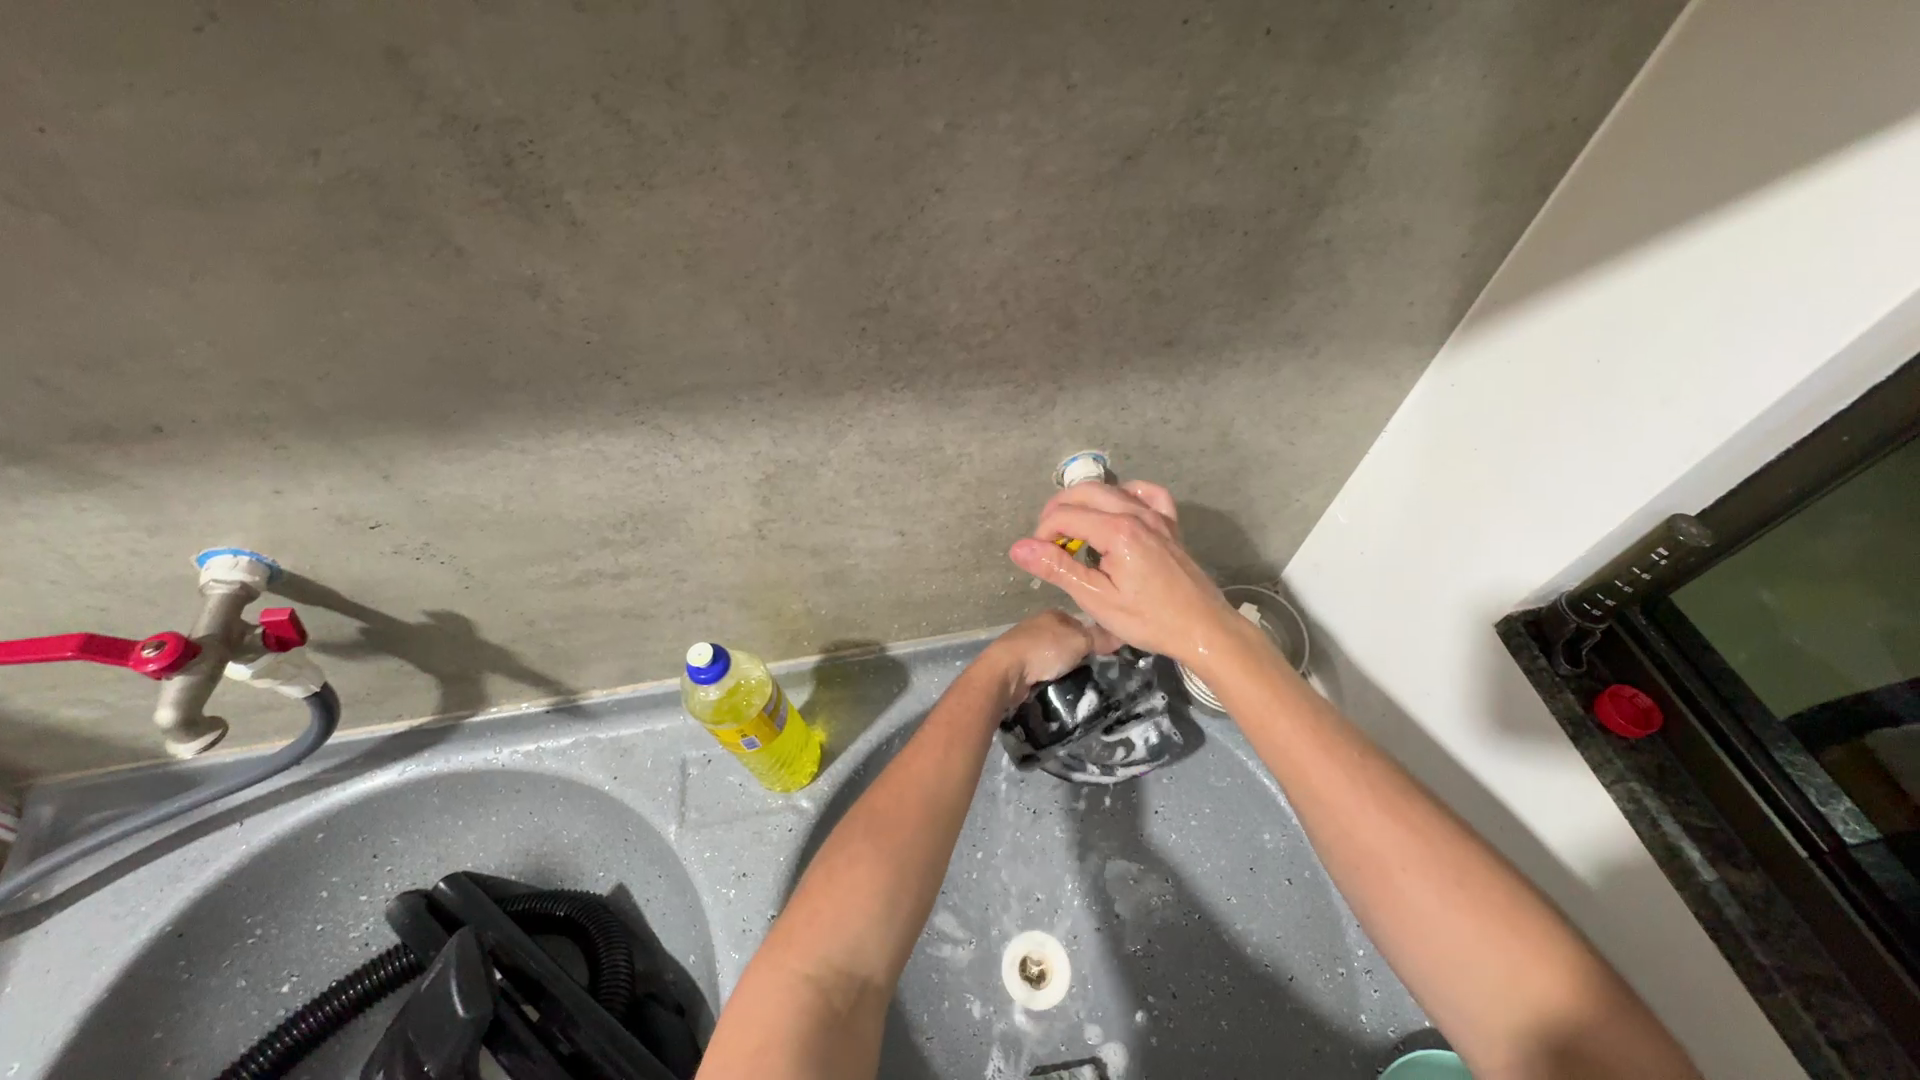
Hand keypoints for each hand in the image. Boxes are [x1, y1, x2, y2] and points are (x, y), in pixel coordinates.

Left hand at [979, 609, 1119, 703]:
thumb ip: (1099, 638)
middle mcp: (1039, 625)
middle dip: (1077, 653)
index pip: (1081, 622)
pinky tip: (1054, 684)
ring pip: (1052, 655)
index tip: (1104, 653)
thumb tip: (1120, 635)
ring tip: (1075, 680)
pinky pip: (1040, 668)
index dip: (1093, 637)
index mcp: (1054, 614)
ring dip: (1061, 666)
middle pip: (1066, 639)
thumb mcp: (1080, 641)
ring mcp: (1025, 644)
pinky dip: (1047, 675)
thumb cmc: (1045, 649)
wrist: (1006, 670)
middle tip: (1092, 669)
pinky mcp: (1017, 662)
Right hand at [1007, 480, 1243, 669]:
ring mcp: (1158, 516)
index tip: (1040, 558)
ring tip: (1074, 531)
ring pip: (1112, 490)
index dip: (1043, 533)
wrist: (1202, 629)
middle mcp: (1137, 513)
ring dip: (1086, 503)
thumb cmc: (1148, 620)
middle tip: (1048, 541)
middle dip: (1058, 511)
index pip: (1065, 515)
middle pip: (1085, 492)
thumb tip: (1019, 548)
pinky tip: (1118, 511)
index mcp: (1117, 531)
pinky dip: (1126, 495)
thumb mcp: (1096, 599)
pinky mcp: (1171, 525)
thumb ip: (1058, 568)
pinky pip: (1147, 494)